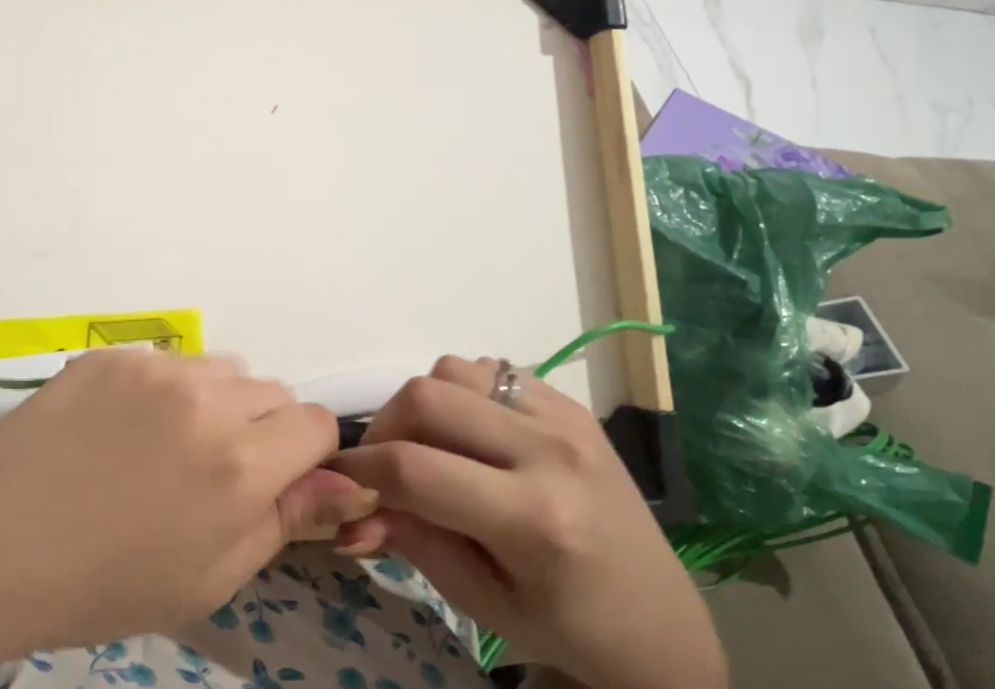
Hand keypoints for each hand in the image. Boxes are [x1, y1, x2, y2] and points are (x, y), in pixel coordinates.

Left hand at [0, 349, 375, 673]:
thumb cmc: (103, 585)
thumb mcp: (209, 579)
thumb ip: (284, 521)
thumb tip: (343, 484)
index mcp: (242, 463)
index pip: (317, 423)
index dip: (302, 459)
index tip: (270, 486)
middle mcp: (207, 399)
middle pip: (273, 390)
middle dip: (261, 429)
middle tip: (210, 474)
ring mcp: (153, 367)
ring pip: (222, 370)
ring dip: (215, 403)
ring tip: (163, 449)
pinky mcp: (110, 354)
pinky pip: (167, 361)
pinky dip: (165, 390)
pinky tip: (120, 430)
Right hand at [329, 357, 724, 688]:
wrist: (658, 621)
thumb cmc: (566, 626)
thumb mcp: (481, 601)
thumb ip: (411, 542)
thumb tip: (346, 511)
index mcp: (534, 519)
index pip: (413, 468)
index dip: (359, 469)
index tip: (337, 480)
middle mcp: (551, 452)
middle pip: (427, 397)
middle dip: (382, 427)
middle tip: (381, 465)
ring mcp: (566, 420)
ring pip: (455, 369)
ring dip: (422, 404)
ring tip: (427, 447)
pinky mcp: (572, 406)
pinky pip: (491, 371)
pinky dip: (462, 394)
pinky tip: (471, 435)